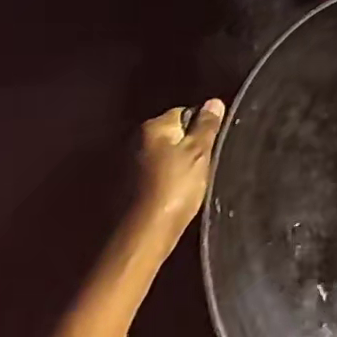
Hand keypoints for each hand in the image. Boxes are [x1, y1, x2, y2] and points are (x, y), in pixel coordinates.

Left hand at [135, 99, 224, 228]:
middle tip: (201, 166)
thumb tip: (214, 101)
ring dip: (172, 165)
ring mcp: (126, 165)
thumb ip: (207, 126)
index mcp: (153, 127)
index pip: (184, 113)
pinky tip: (171, 196)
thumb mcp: (199, 153)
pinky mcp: (123, 188)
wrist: (143, 235)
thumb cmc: (175, 188)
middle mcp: (135, 140)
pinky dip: (160, 181)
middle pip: (170, 135)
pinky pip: (150, 176)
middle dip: (185, 146)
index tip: (209, 147)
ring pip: (160, 156)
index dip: (200, 128)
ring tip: (187, 184)